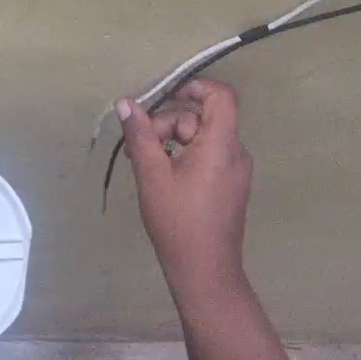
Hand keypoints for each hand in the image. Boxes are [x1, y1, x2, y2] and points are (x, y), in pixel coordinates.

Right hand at [118, 78, 251, 302]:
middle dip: (166, 124)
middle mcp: (235, 153)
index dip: (195, 88)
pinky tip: (160, 176)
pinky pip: (205, 156)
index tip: (165, 98)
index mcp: (221, 145)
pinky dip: (182, 156)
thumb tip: (126, 103)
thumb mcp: (151, 174)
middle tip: (137, 145)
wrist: (204, 271)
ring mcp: (234, 170)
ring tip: (143, 164)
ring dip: (170, 141)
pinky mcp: (229, 185)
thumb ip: (140, 134)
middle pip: (201, 119)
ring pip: (200, 138)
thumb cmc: (178, 220)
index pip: (221, 97)